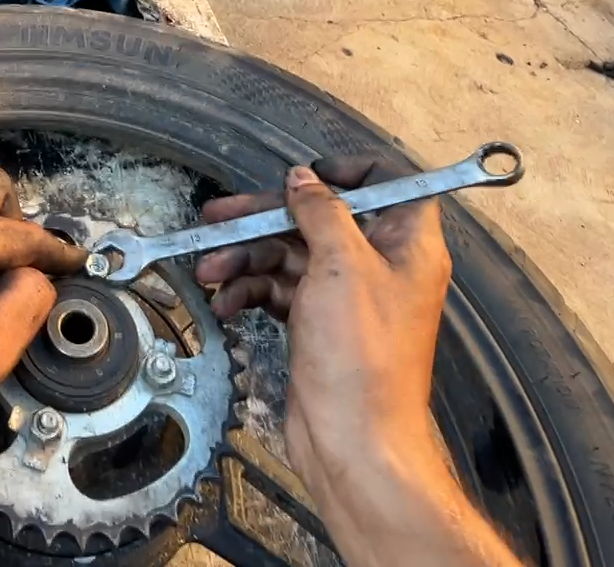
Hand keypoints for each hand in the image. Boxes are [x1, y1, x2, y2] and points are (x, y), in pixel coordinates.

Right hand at [196, 159, 520, 566]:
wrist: (353, 442)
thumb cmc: (360, 353)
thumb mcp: (340, 265)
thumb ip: (321, 211)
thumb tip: (302, 178)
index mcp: (405, 245)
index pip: (389, 185)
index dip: (349, 172)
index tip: (307, 174)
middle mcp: (377, 265)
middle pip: (318, 219)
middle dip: (264, 219)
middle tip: (218, 214)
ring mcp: (344, 295)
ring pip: (290, 254)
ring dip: (245, 258)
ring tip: (208, 270)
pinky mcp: (317, 322)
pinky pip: (280, 289)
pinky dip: (251, 291)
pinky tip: (226, 302)